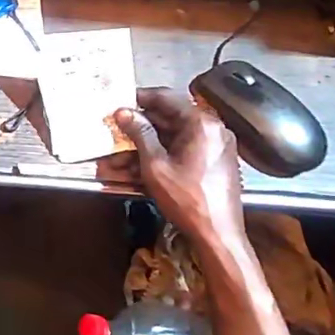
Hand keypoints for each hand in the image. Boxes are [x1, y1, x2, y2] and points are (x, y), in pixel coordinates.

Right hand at [114, 88, 245, 251]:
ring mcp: (214, 146)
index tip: (120, 100)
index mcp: (202, 124)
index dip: (140, 98)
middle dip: (139, 127)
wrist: (218, 236)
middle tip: (116, 128)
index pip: (166, 98)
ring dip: (145, 145)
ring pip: (172, 138)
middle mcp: (212, 129)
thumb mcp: (155, 165)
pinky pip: (182, 151)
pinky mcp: (213, 162)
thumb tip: (123, 112)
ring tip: (117, 155)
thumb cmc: (188, 200)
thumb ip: (139, 134)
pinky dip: (161, 156)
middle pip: (169, 118)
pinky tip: (135, 168)